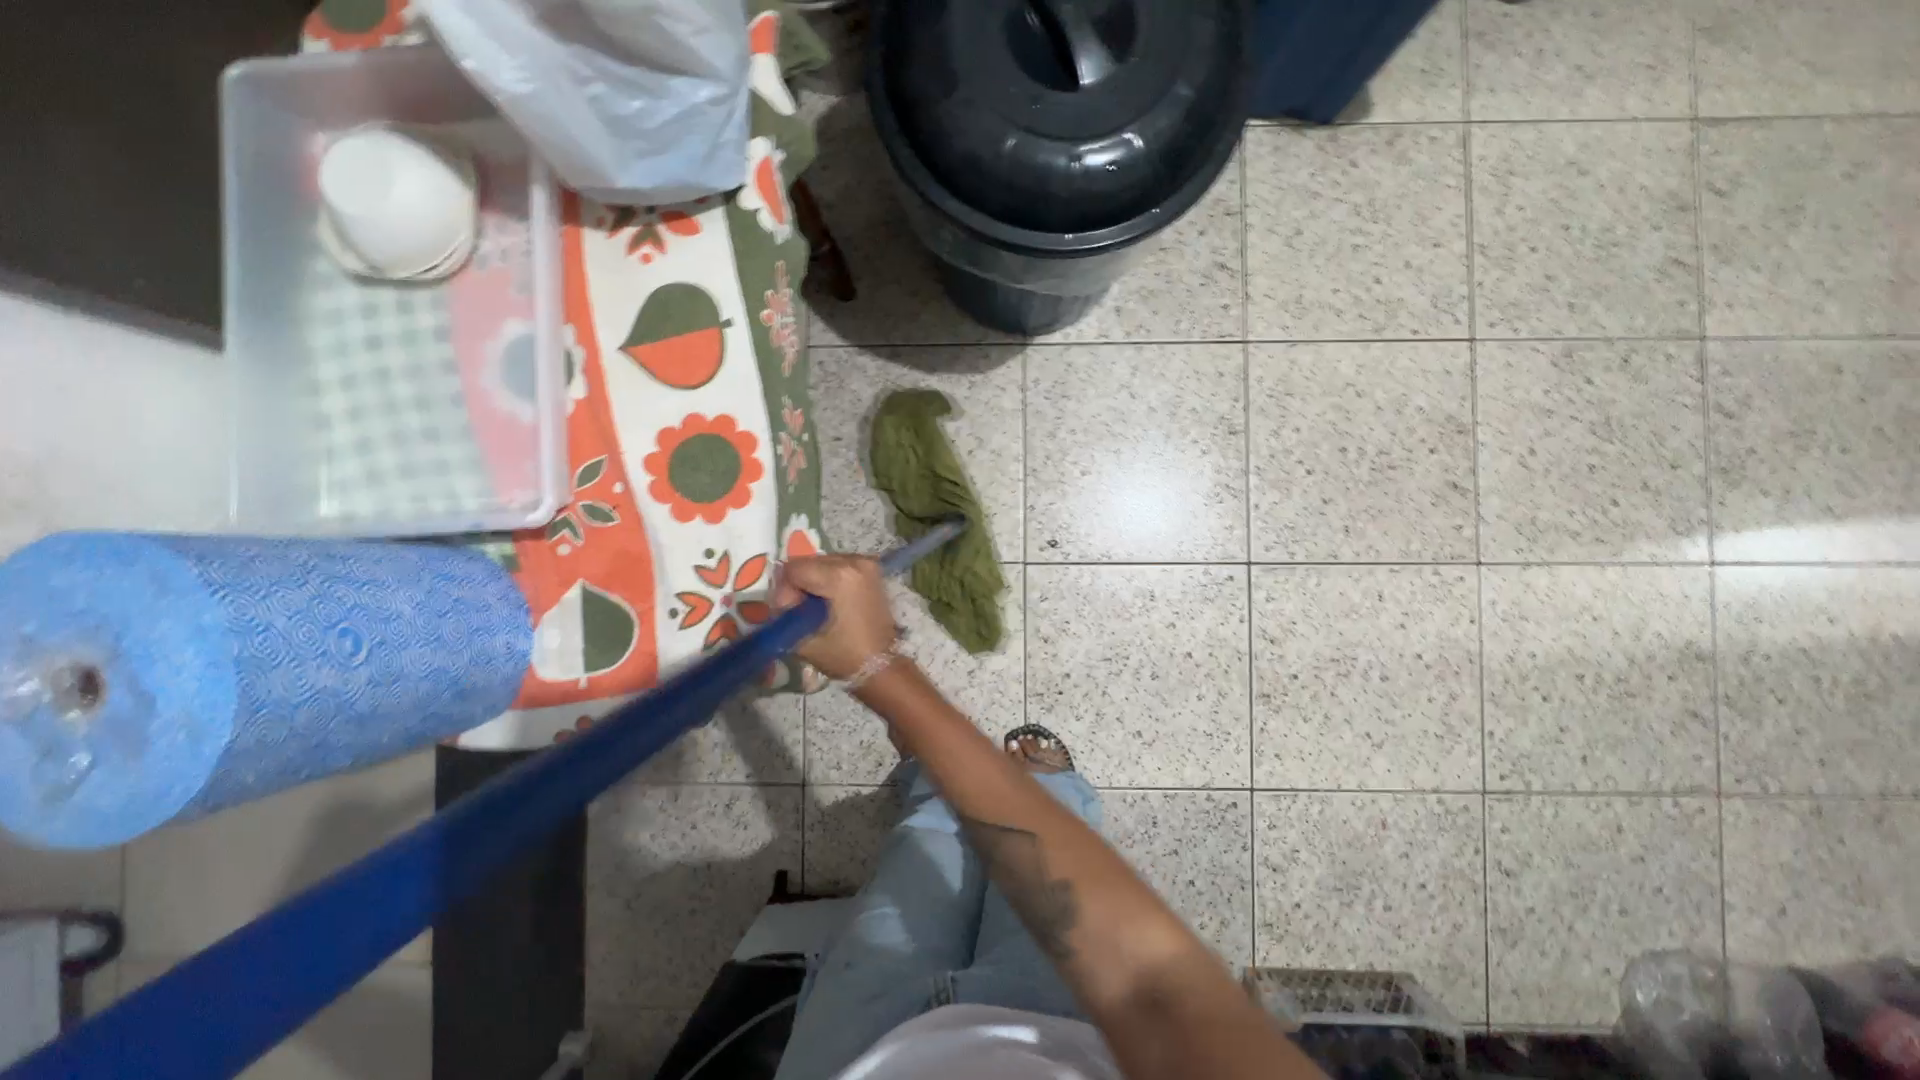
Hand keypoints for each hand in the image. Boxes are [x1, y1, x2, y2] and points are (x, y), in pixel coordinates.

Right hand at [773, 555, 897, 679]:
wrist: (882, 664)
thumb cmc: (844, 656)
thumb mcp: (804, 640)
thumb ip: (785, 614)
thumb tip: (779, 598)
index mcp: (840, 576)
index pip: (793, 569)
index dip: (785, 591)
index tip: (791, 613)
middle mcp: (854, 562)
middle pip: (807, 562)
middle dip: (798, 585)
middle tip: (802, 612)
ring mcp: (866, 563)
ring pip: (821, 562)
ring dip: (813, 582)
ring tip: (817, 608)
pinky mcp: (871, 569)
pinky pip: (837, 566)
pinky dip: (828, 580)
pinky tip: (831, 601)